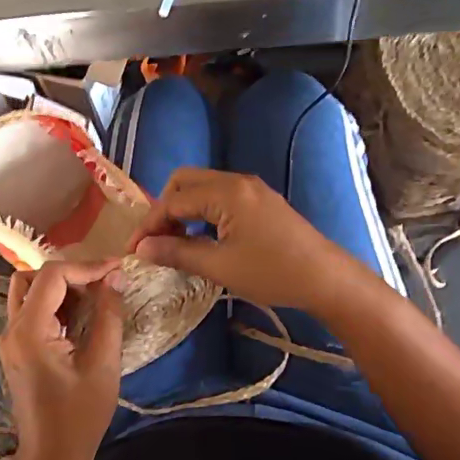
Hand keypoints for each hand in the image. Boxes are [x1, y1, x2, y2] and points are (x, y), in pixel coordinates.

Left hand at [0, 260, 122, 459]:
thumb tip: (117, 278)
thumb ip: (109, 316)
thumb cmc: (79, 417)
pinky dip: (56, 305)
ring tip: (95, 301)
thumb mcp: (103, 365)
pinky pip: (32, 311)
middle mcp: (12, 330)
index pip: (52, 276)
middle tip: (104, 285)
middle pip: (33, 278)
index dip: (87, 267)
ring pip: (29, 292)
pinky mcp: (17, 350)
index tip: (118, 270)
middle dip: (71, 274)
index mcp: (29, 332)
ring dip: (62, 288)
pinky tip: (82, 318)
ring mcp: (10, 340)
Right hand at [129, 168, 379, 314]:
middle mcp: (238, 181)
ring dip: (183, 208)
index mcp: (226, 192)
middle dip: (164, 208)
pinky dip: (203, 210)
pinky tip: (202, 236)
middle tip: (156, 240)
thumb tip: (141, 249)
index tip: (133, 250)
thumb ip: (178, 253)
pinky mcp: (261, 201)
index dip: (149, 224)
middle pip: (185, 181)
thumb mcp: (220, 266)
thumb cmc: (272, 272)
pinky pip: (220, 195)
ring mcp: (252, 189)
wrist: (326, 278)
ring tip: (174, 241)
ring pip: (203, 187)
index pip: (173, 200)